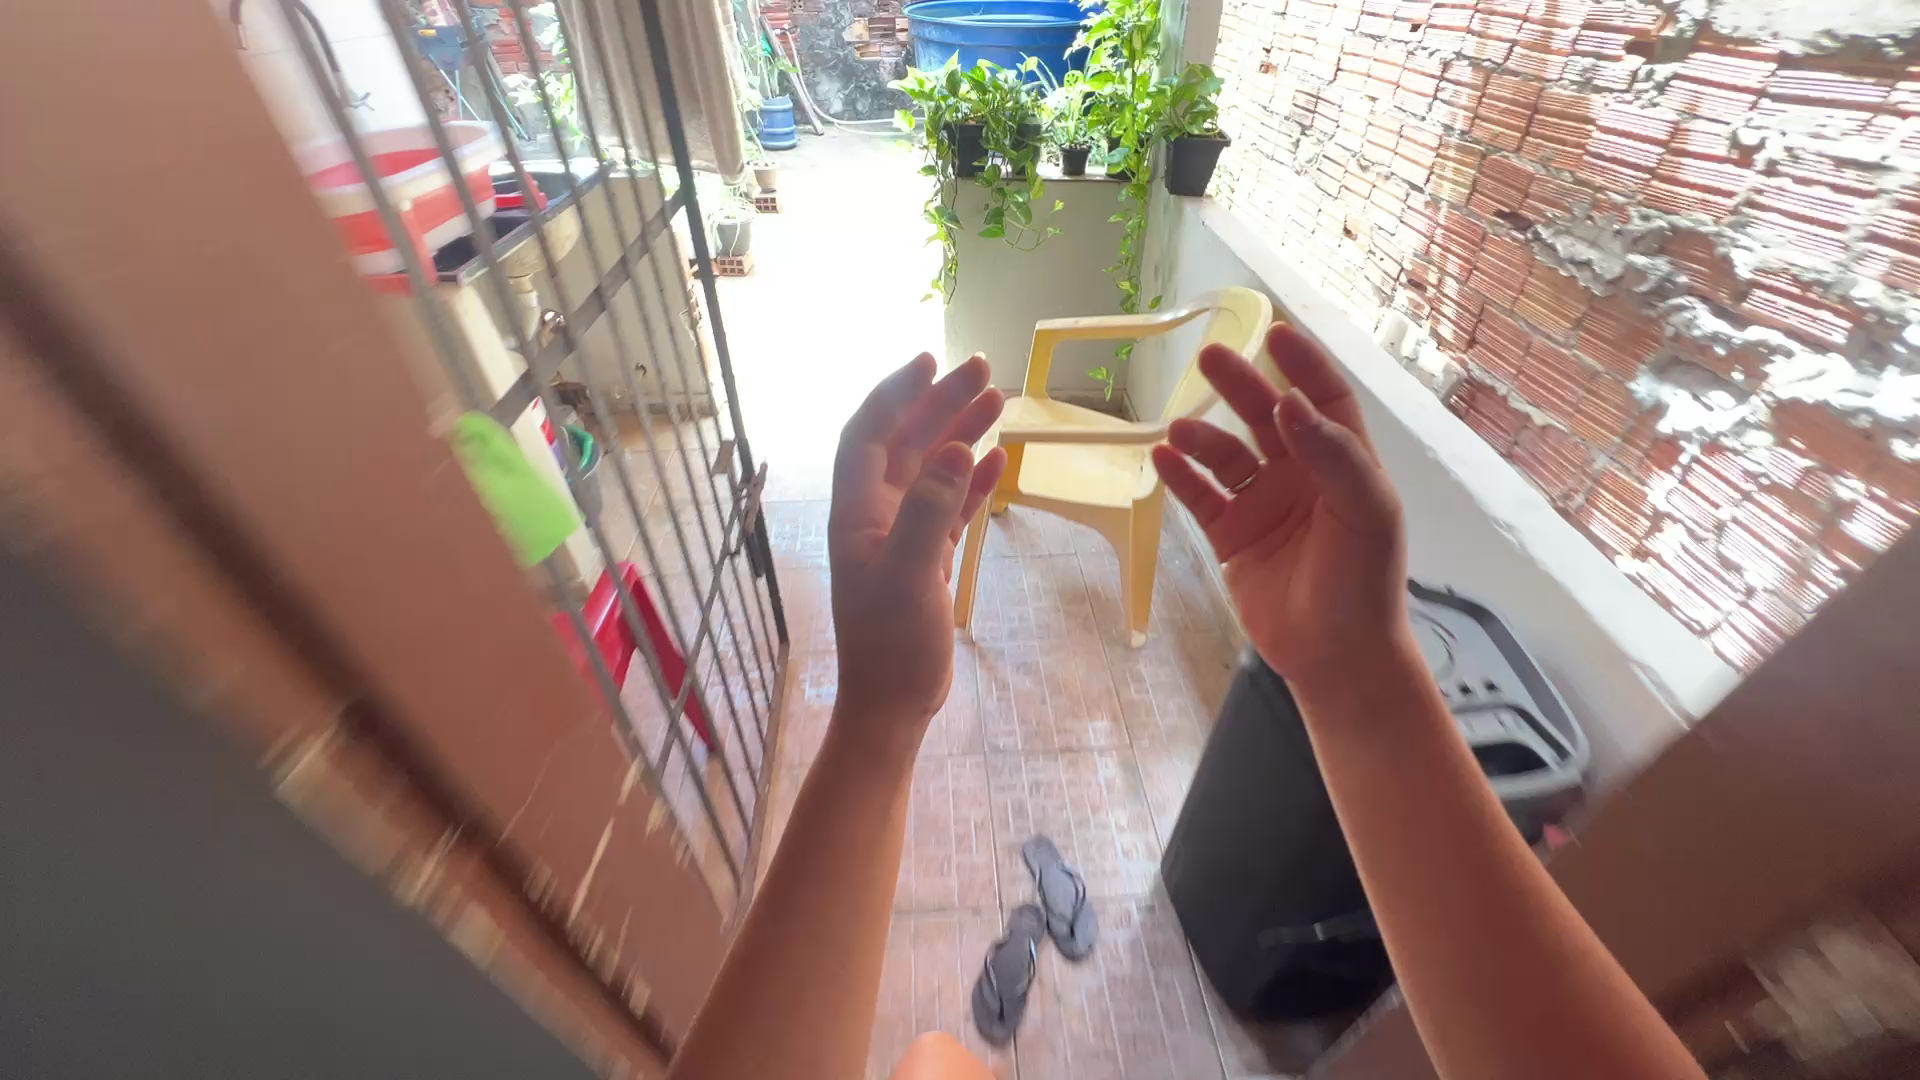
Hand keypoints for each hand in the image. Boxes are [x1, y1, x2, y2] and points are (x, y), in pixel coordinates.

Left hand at [830, 353, 1005, 758]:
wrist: (893, 701)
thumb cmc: (891, 643)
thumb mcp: (908, 573)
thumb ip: (929, 510)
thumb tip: (954, 448)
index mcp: (856, 511)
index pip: (869, 435)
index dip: (895, 395)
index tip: (930, 362)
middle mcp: (875, 514)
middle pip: (906, 444)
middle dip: (940, 405)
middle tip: (983, 372)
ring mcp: (901, 535)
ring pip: (931, 471)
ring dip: (959, 435)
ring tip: (998, 401)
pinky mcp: (925, 557)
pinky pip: (949, 506)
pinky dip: (970, 481)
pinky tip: (996, 460)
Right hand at [1150, 325, 1408, 693]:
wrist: (1332, 653)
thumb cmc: (1361, 582)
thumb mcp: (1365, 513)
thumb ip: (1333, 455)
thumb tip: (1290, 402)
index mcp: (1342, 466)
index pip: (1323, 401)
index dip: (1303, 366)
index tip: (1276, 333)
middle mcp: (1300, 477)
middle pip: (1266, 418)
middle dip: (1241, 385)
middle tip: (1209, 357)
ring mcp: (1262, 506)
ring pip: (1226, 456)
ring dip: (1202, 437)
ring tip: (1178, 427)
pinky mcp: (1230, 536)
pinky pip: (1201, 497)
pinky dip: (1181, 477)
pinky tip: (1162, 457)